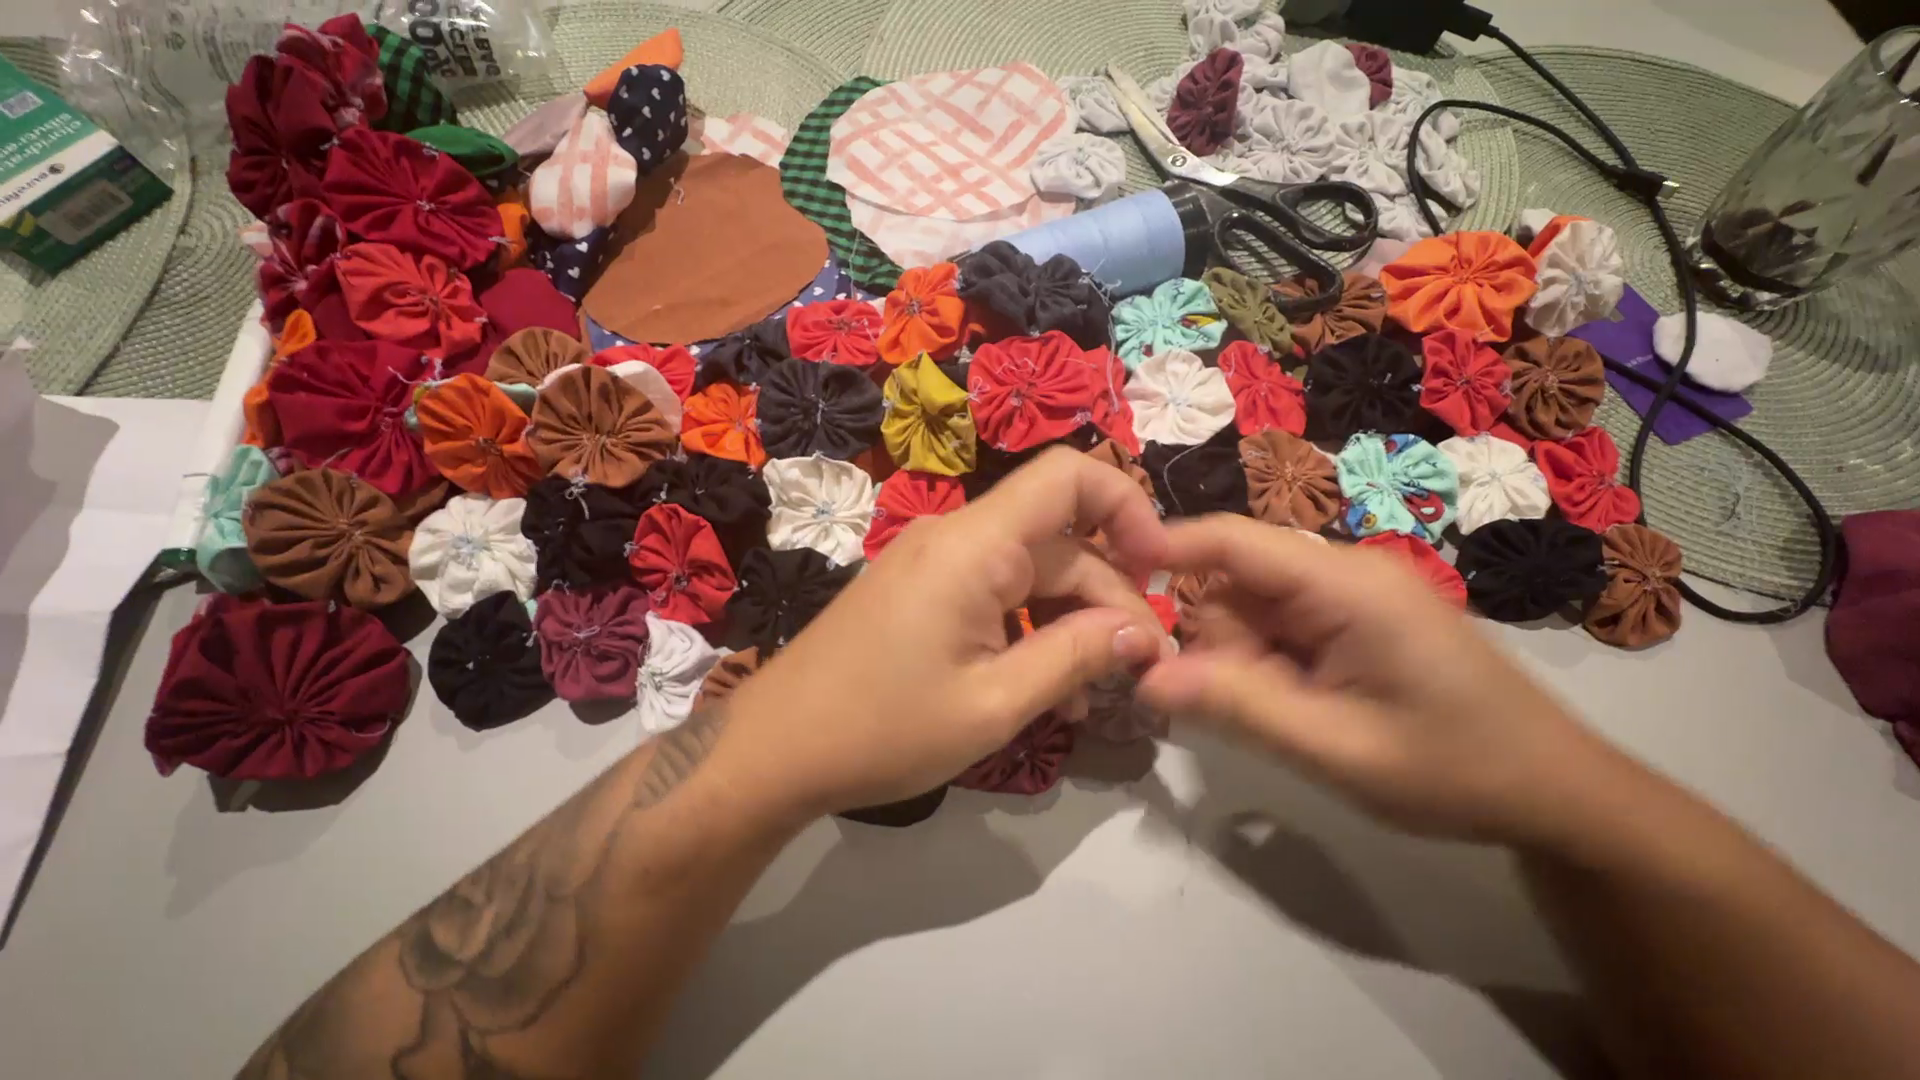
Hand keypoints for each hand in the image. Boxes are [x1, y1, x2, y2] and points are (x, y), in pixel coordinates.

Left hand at [707, 448, 1174, 822]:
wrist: (775, 749)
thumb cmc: (884, 729)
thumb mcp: (994, 704)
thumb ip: (1076, 657)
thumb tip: (1144, 632)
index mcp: (974, 547)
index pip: (1068, 476)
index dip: (1127, 507)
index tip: (1159, 571)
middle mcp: (955, 538)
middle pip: (1060, 540)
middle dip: (1109, 597)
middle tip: (1140, 668)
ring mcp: (933, 564)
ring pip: (1030, 572)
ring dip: (1071, 623)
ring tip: (1095, 695)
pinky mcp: (920, 592)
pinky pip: (994, 594)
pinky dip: (1029, 630)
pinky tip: (1048, 690)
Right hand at [1135, 515, 1612, 846]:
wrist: (1558, 794)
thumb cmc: (1453, 769)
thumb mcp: (1334, 748)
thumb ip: (1237, 708)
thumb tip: (1142, 677)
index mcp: (1345, 585)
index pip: (1232, 540)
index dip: (1164, 547)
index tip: (1106, 576)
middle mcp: (1346, 572)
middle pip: (1236, 579)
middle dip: (1216, 638)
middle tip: (1234, 707)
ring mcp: (1355, 594)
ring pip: (1254, 606)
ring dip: (1243, 657)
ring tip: (1285, 717)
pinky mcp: (1358, 618)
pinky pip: (1283, 624)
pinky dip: (1268, 662)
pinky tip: (1297, 706)